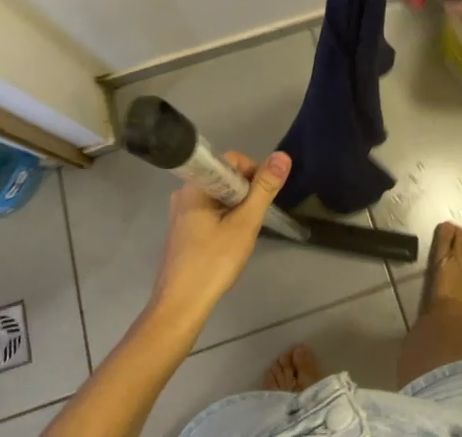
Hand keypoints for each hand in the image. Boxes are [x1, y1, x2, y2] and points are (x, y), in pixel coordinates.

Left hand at [149, 150, 289, 321]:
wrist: (180, 305)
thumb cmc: (213, 261)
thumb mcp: (245, 223)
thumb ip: (264, 189)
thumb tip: (282, 156)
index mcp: (195, 185)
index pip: (230, 160)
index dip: (253, 172)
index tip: (264, 197)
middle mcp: (183, 193)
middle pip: (223, 178)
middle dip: (245, 195)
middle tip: (254, 220)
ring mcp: (179, 213)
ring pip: (217, 198)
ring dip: (235, 209)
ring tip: (242, 235)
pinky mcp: (180, 231)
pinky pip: (208, 213)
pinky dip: (223, 221)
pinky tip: (227, 244)